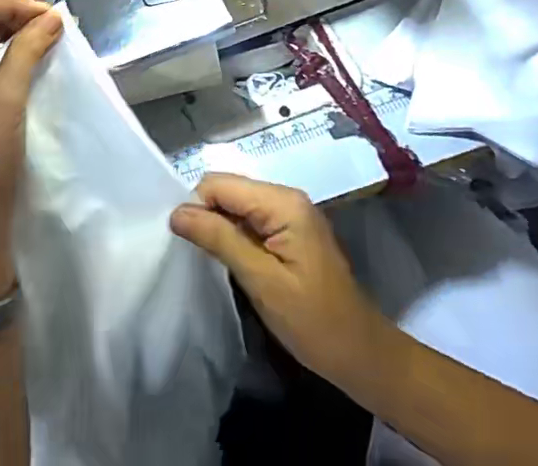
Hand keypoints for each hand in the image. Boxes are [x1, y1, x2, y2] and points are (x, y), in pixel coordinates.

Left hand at [0, 0, 62, 287]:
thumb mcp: (9, 95)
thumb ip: (29, 48)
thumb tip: (54, 16)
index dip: (15, 5)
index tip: (53, 14)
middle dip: (17, 17)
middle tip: (56, 23)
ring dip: (16, 34)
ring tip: (51, 34)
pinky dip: (11, 53)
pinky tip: (35, 54)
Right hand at [170, 173, 395, 387]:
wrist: (360, 354)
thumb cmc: (313, 320)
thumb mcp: (261, 280)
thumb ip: (219, 239)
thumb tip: (176, 212)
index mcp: (283, 202)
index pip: (220, 184)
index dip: (197, 207)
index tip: (187, 244)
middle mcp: (286, 197)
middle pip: (228, 190)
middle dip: (206, 215)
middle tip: (199, 255)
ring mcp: (290, 213)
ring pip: (236, 205)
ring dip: (219, 227)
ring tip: (212, 261)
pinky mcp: (289, 231)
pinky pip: (249, 220)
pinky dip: (234, 236)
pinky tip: (232, 262)